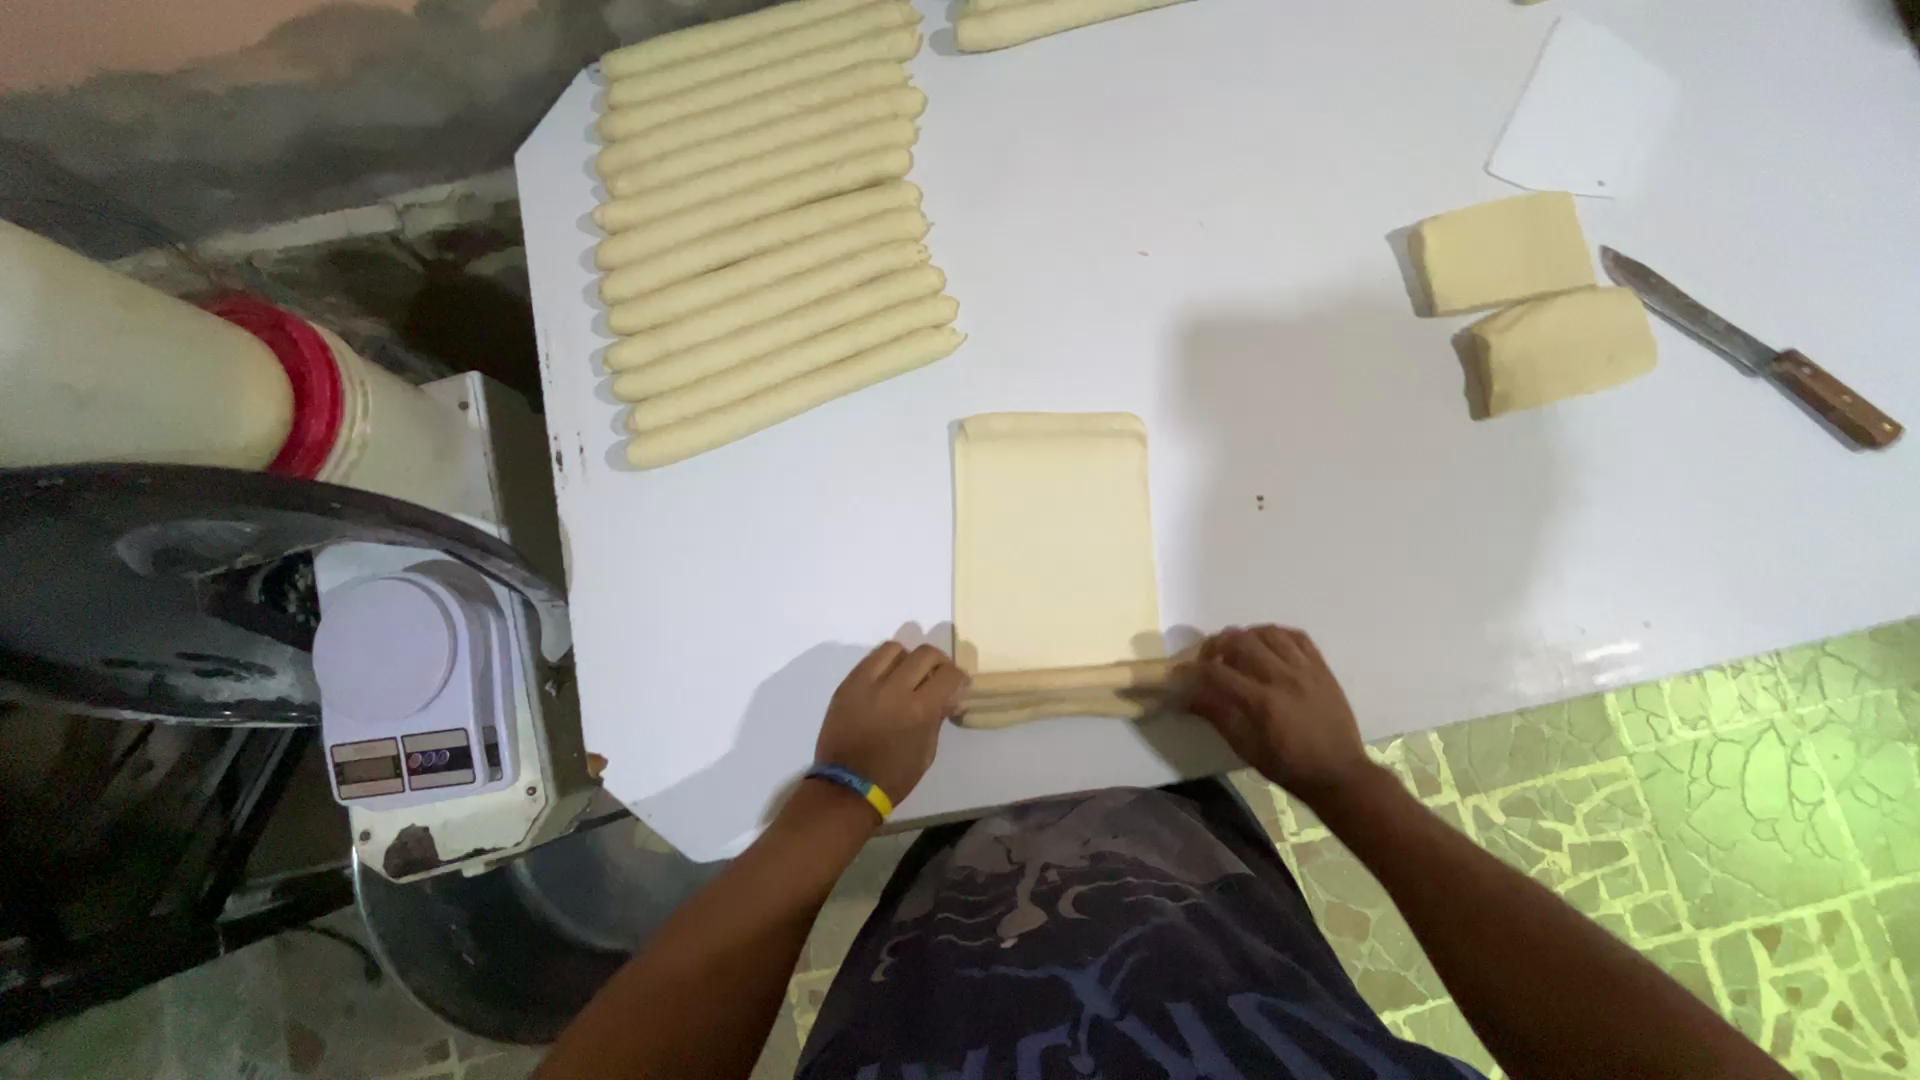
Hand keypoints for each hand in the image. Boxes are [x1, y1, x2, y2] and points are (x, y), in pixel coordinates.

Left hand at [814, 642, 969, 807]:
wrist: (847, 787)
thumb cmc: (894, 775)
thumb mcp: (927, 750)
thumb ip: (938, 715)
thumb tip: (949, 694)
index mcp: (919, 710)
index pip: (949, 674)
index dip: (959, 677)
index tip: (958, 686)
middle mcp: (894, 689)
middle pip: (925, 653)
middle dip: (939, 662)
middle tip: (937, 677)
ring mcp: (866, 684)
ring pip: (894, 648)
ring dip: (908, 658)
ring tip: (907, 675)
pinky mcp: (847, 685)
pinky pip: (869, 660)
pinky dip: (884, 664)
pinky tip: (886, 680)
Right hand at [1188, 626, 1375, 805]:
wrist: (1338, 773)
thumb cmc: (1288, 766)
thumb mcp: (1246, 748)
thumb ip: (1217, 716)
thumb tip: (1187, 698)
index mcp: (1262, 702)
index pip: (1217, 672)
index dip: (1193, 670)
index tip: (1182, 673)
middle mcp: (1283, 678)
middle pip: (1240, 641)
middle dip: (1216, 645)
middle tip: (1209, 658)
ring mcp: (1305, 670)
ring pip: (1268, 633)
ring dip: (1246, 636)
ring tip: (1238, 649)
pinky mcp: (1322, 668)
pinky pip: (1298, 636)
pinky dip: (1277, 635)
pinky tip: (1268, 645)